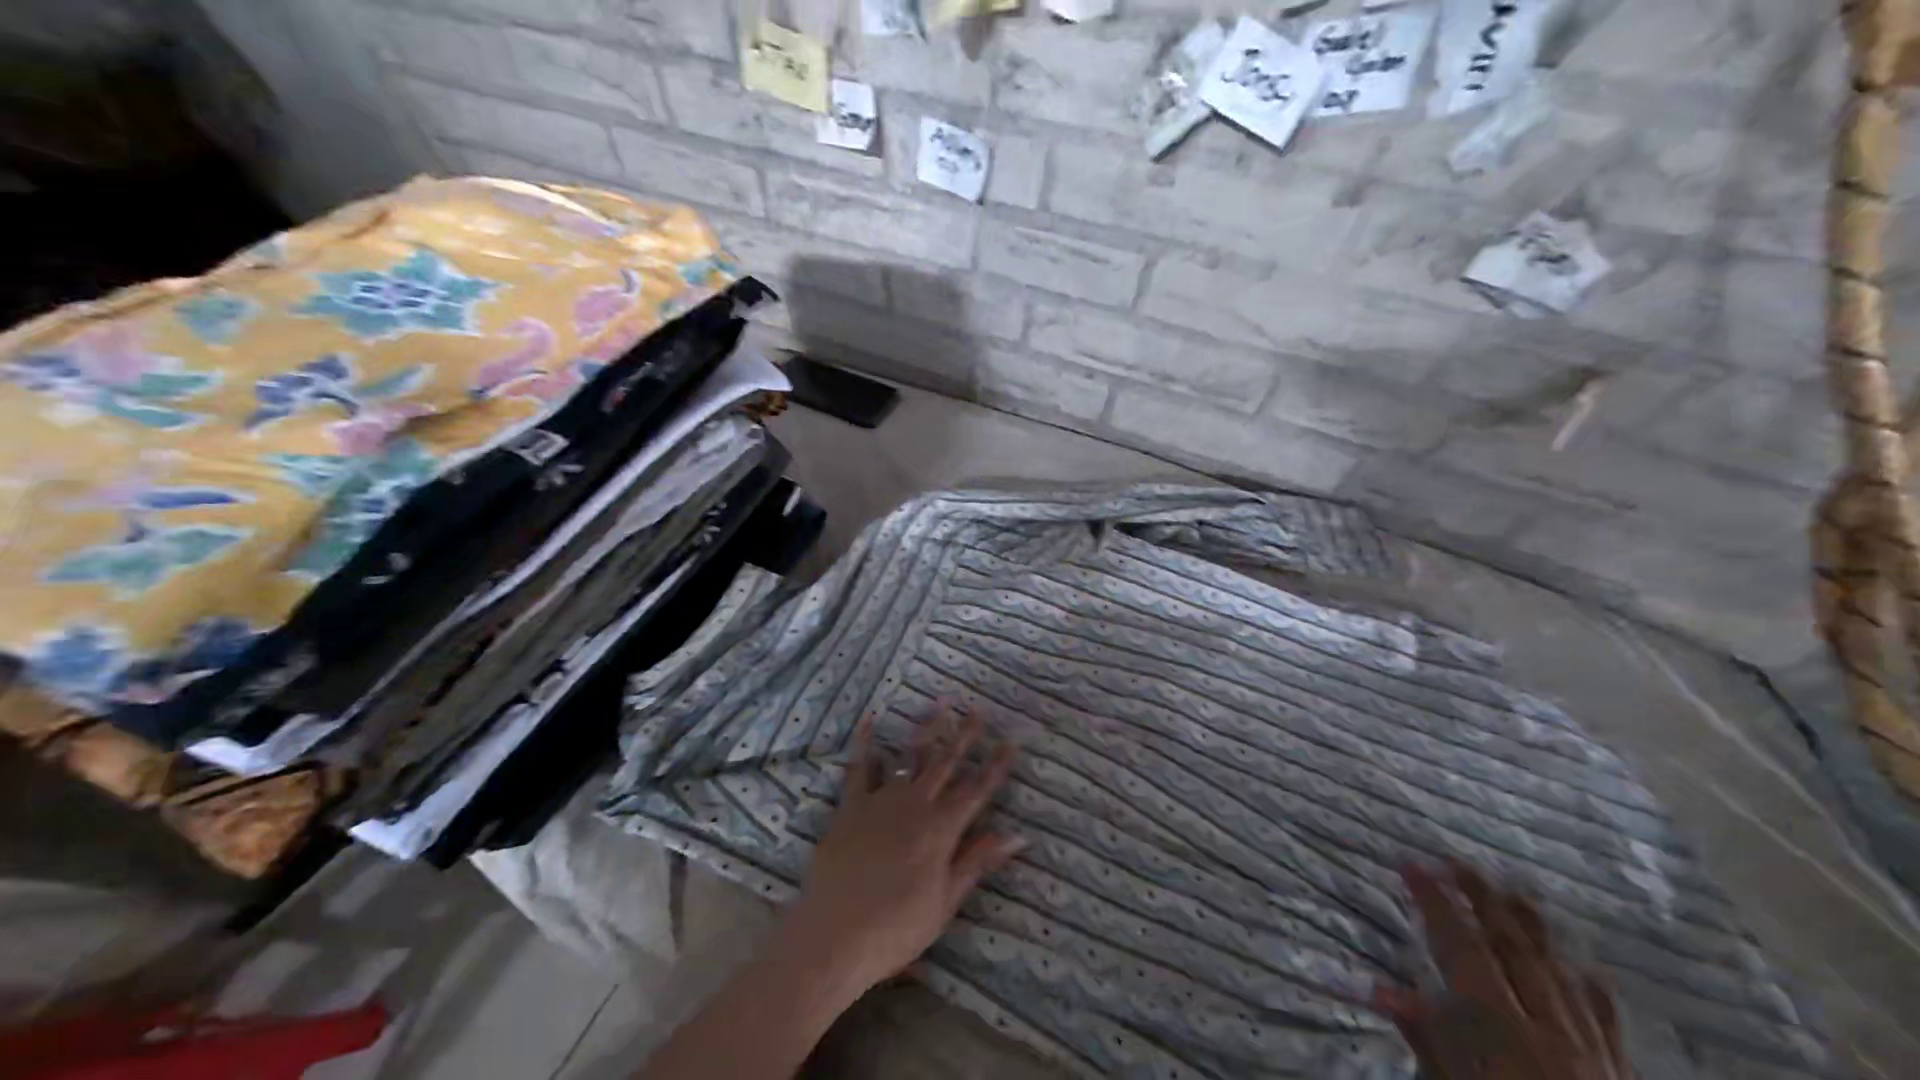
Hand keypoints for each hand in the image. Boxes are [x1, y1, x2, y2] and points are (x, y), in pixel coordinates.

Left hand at [777, 703, 1023, 995]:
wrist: (834, 934)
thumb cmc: (897, 928)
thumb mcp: (945, 901)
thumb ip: (977, 862)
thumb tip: (1017, 835)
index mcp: (942, 830)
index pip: (977, 791)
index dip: (996, 766)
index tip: (1012, 741)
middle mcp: (915, 806)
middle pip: (945, 764)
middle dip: (964, 736)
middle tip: (978, 710)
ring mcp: (881, 801)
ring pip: (910, 757)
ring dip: (926, 729)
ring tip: (939, 703)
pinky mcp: (851, 806)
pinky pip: (860, 768)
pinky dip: (866, 743)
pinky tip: (871, 721)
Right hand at [1380, 864, 1633, 1079]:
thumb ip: (1425, 1041)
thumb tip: (1381, 992)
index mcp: (1497, 1024)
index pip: (1461, 945)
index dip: (1435, 902)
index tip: (1412, 865)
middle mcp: (1545, 1024)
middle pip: (1512, 946)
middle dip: (1482, 897)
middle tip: (1457, 861)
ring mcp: (1588, 1048)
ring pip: (1558, 971)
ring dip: (1532, 927)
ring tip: (1513, 890)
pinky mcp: (1618, 1073)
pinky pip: (1604, 1020)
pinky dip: (1590, 989)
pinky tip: (1584, 969)